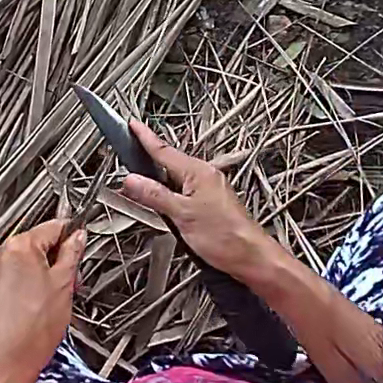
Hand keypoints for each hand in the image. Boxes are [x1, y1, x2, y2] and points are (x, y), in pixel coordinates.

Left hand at [0, 219, 85, 382]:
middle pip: (44, 241)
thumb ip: (72, 253)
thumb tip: (78, 235)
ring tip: (58, 295)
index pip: (55, 225)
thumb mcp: (63, 284)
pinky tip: (45, 302)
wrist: (7, 363)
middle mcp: (5, 251)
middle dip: (61, 257)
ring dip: (51, 271)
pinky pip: (24, 272)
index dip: (73, 237)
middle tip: (72, 280)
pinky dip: (38, 282)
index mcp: (20, 245)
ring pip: (35, 258)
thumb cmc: (31, 329)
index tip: (82, 248)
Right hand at [118, 120, 283, 276]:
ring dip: (159, 181)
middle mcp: (205, 176)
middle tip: (131, 156)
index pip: (164, 150)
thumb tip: (132, 180)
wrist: (251, 257)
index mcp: (197, 172)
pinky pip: (184, 190)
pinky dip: (171, 194)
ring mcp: (209, 188)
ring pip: (176, 178)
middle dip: (149, 161)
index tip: (133, 125)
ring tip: (143, 188)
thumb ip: (155, 196)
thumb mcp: (182, 215)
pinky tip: (166, 206)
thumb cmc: (227, 237)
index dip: (145, 137)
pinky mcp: (210, 202)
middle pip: (169, 163)